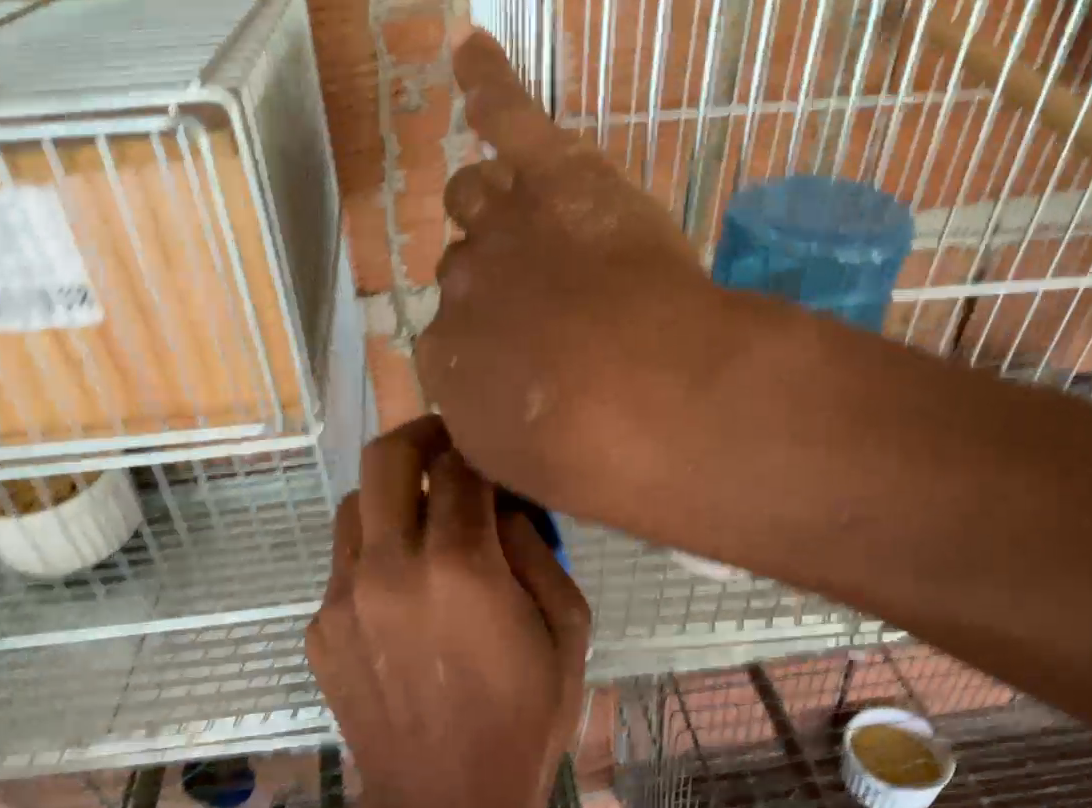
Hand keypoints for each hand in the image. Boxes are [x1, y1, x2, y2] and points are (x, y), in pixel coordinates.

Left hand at [305, 417, 590, 807]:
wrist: (445, 806)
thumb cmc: (524, 723)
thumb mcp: (567, 631)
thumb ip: (535, 550)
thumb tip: (500, 507)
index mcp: (460, 567)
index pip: (457, 465)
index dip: (475, 445)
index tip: (488, 449)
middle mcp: (389, 569)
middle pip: (385, 458)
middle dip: (418, 437)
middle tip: (444, 448)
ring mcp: (342, 599)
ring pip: (355, 507)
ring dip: (391, 500)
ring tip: (422, 529)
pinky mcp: (319, 630)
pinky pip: (344, 567)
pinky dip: (374, 561)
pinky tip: (403, 603)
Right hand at [416, 31, 738, 522]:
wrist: (642, 399)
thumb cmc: (592, 456)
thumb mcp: (529, 469)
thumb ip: (503, 429)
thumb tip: (503, 412)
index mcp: (450, 367)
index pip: (449, 341)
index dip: (486, 345)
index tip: (521, 360)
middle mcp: (461, 291)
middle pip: (462, 268)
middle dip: (491, 281)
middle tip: (538, 299)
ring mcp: (503, 227)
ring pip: (475, 197)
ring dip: (487, 203)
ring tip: (509, 204)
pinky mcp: (555, 176)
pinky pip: (509, 115)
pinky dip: (489, 83)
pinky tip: (470, 54)